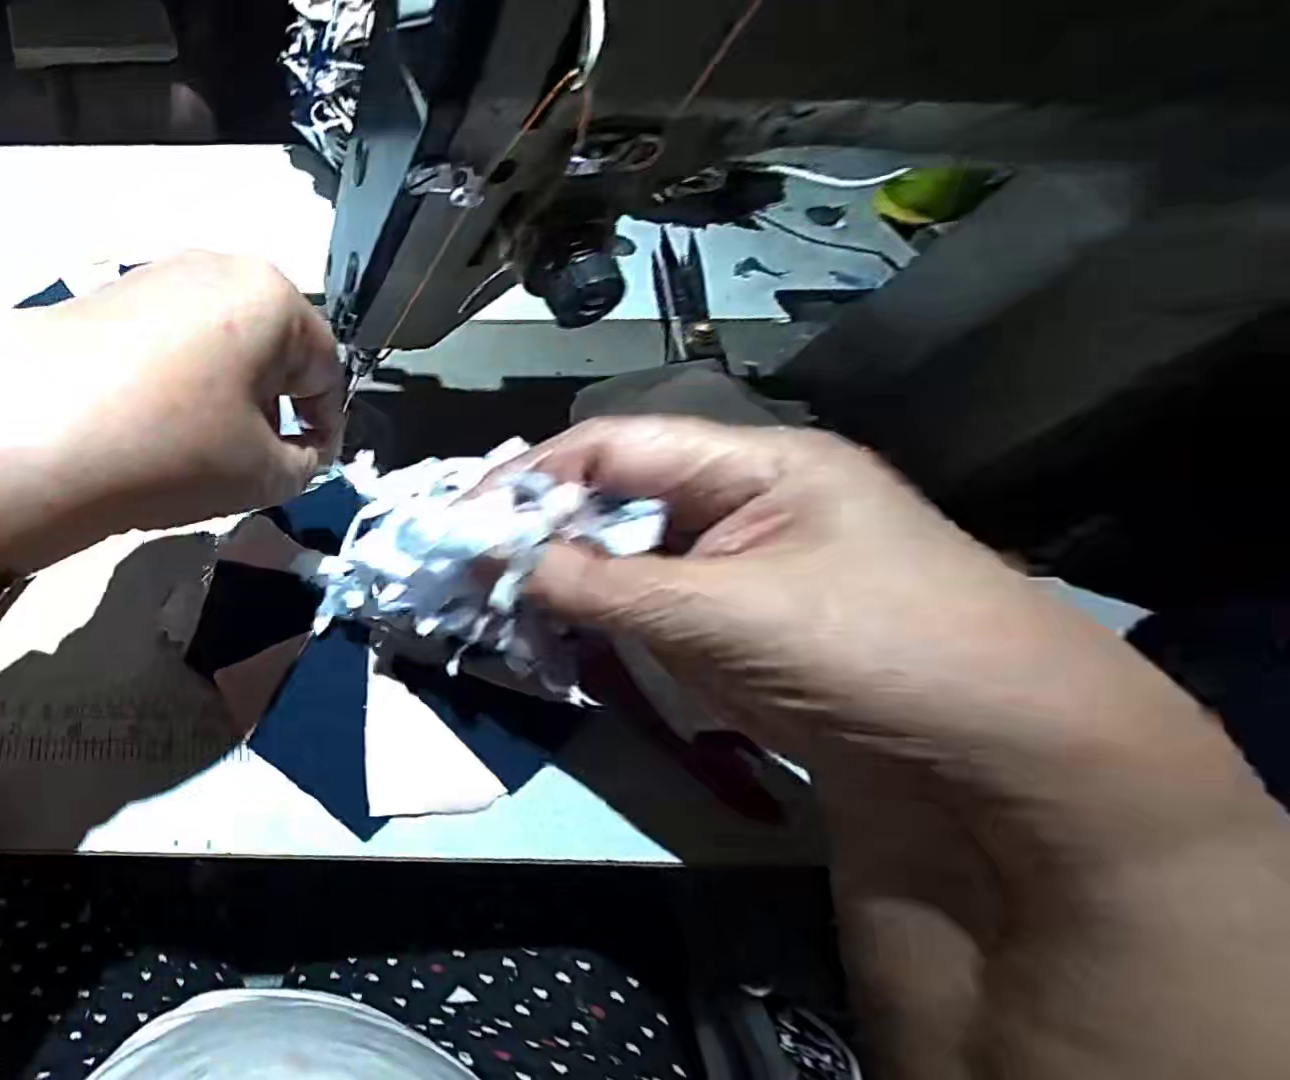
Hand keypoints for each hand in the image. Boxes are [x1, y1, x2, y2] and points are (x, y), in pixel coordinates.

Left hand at [0, 253, 343, 570]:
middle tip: (258, 459)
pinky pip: (176, 340)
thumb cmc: (173, 449)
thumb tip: (298, 452)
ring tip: (204, 446)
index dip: (327, 426)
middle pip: (274, 347)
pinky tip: (158, 423)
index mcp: (273, 297)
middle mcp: (219, 267)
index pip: (327, 369)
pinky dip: (186, 382)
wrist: (28, 435)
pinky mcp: (110, 295)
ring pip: (224, 342)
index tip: (311, 467)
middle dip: (277, 406)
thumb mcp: (262, 474)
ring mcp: (158, 274)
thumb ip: (304, 464)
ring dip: (232, 394)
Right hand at [505, 417, 1265, 853]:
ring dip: (555, 575)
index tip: (469, 513)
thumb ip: (601, 585)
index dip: (533, 474)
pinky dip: (585, 615)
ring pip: (612, 554)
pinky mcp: (715, 619)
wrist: (999, 769)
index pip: (613, 446)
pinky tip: (546, 629)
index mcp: (747, 465)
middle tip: (472, 563)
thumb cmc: (872, 653)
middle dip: (536, 527)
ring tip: (495, 598)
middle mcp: (728, 501)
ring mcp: (720, 564)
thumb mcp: (723, 612)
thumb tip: (498, 562)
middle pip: (606, 498)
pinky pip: (630, 603)